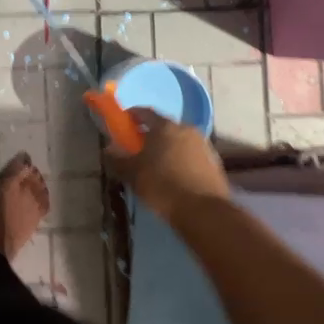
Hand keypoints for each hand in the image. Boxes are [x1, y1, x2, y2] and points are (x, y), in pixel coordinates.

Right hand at [105, 108, 229, 225]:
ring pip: (179, 141)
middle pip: (164, 127)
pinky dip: (181, 160)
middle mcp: (186, 129)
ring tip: (157, 166)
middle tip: (138, 149)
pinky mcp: (214, 162)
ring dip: (167, 148)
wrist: (203, 211)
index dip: (132, 115)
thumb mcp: (133, 174)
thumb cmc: (162, 186)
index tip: (124, 123)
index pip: (145, 112)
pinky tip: (175, 177)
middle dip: (150, 135)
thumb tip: (108, 148)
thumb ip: (118, 158)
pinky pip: (191, 155)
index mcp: (164, 127)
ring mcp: (203, 145)